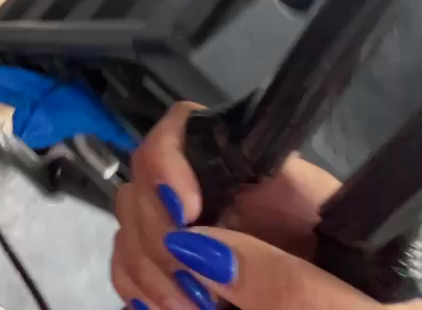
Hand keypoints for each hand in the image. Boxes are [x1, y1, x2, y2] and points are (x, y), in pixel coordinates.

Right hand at [113, 103, 421, 309]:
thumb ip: (293, 286)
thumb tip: (194, 245)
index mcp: (281, 191)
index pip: (198, 128)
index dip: (168, 155)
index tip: (182, 214)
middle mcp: (233, 201)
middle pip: (151, 173)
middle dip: (155, 230)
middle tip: (193, 293)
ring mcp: (205, 236)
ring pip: (133, 214)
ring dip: (145, 265)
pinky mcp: (187, 272)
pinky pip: (128, 256)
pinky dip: (136, 284)